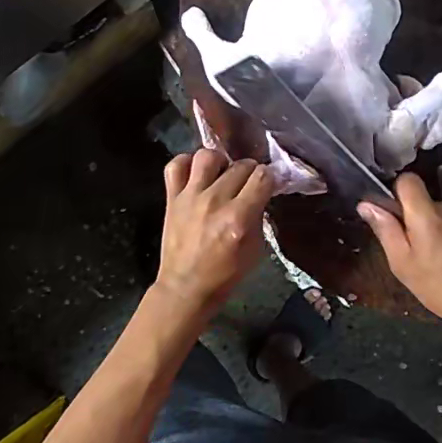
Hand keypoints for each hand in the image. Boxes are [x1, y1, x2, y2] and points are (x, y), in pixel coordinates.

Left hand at [155, 150, 274, 310]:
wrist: (186, 286)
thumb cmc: (225, 273)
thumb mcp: (255, 249)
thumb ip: (258, 217)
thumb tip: (260, 194)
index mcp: (238, 217)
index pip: (262, 177)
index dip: (270, 177)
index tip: (268, 184)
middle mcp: (214, 201)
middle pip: (240, 165)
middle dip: (250, 173)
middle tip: (247, 185)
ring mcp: (190, 197)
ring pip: (207, 156)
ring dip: (220, 162)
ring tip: (222, 175)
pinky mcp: (171, 198)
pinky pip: (175, 166)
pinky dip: (186, 163)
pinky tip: (196, 175)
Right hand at [358, 173, 441, 332]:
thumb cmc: (441, 290)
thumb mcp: (402, 264)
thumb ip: (385, 230)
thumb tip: (366, 204)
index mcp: (427, 216)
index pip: (408, 180)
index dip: (397, 193)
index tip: (395, 216)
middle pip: (425, 202)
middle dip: (417, 220)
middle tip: (416, 252)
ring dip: (437, 230)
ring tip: (441, 262)